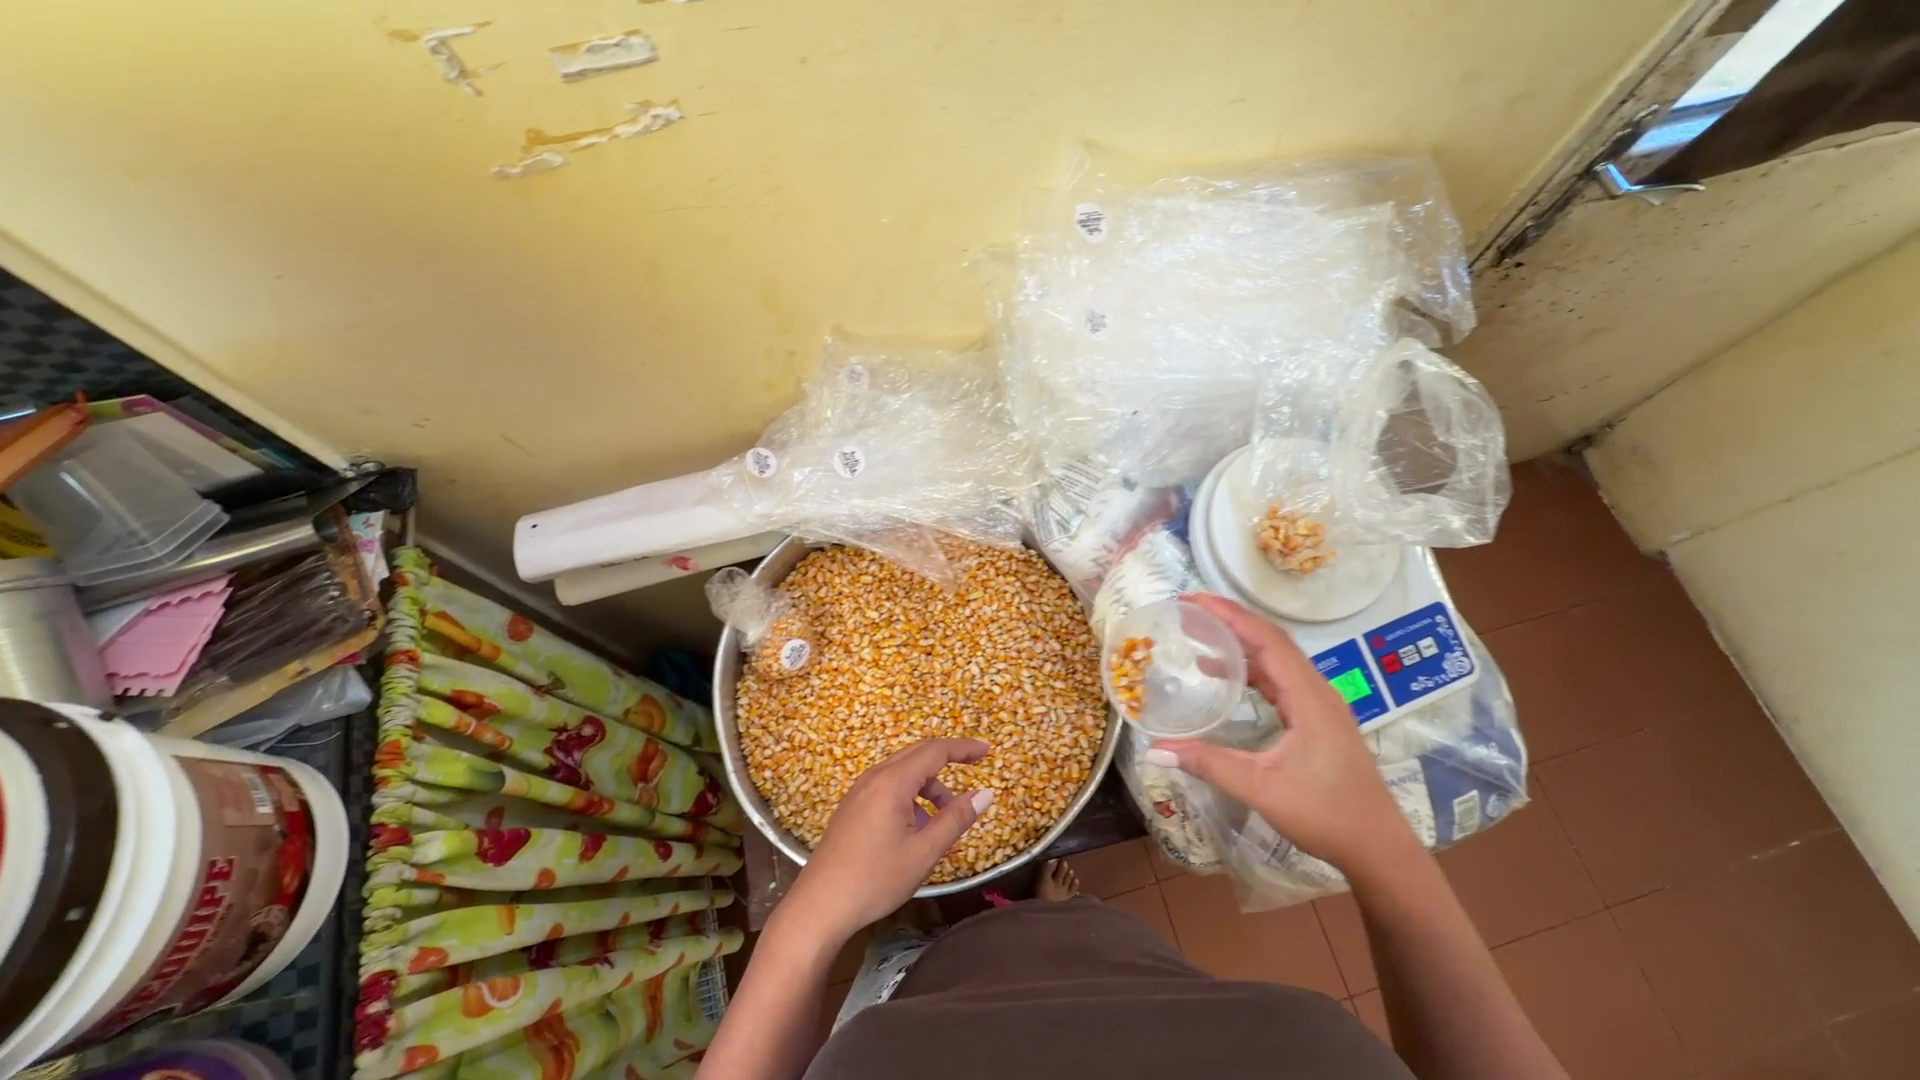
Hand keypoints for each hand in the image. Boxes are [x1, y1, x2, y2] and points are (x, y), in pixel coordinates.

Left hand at [783, 738, 993, 943]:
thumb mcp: (923, 852)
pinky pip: (888, 788)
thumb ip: (956, 819)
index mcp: (892, 782)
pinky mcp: (852, 807)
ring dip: (929, 786)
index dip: (964, 748)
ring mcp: (859, 791)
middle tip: (976, 768)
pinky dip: (911, 797)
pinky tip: (916, 830)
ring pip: (903, 773)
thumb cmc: (875, 879)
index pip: (935, 751)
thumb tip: (985, 793)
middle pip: (918, 755)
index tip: (987, 752)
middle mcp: (874, 777)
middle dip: (948, 760)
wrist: (819, 906)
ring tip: (944, 821)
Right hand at [1148, 594, 1417, 875]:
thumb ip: (1208, 764)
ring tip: (1200, 638)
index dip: (1230, 616)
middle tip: (1189, 613)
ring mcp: (1321, 706)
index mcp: (1309, 698)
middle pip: (1272, 643)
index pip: (1267, 640)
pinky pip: (1281, 682)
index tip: (1194, 600)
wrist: (1377, 847)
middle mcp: (1317, 692)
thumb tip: (1156, 749)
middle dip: (1231, 623)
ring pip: (1278, 662)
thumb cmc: (1325, 813)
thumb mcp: (1260, 789)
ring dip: (1241, 647)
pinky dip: (1252, 672)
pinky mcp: (1319, 722)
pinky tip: (1227, 680)